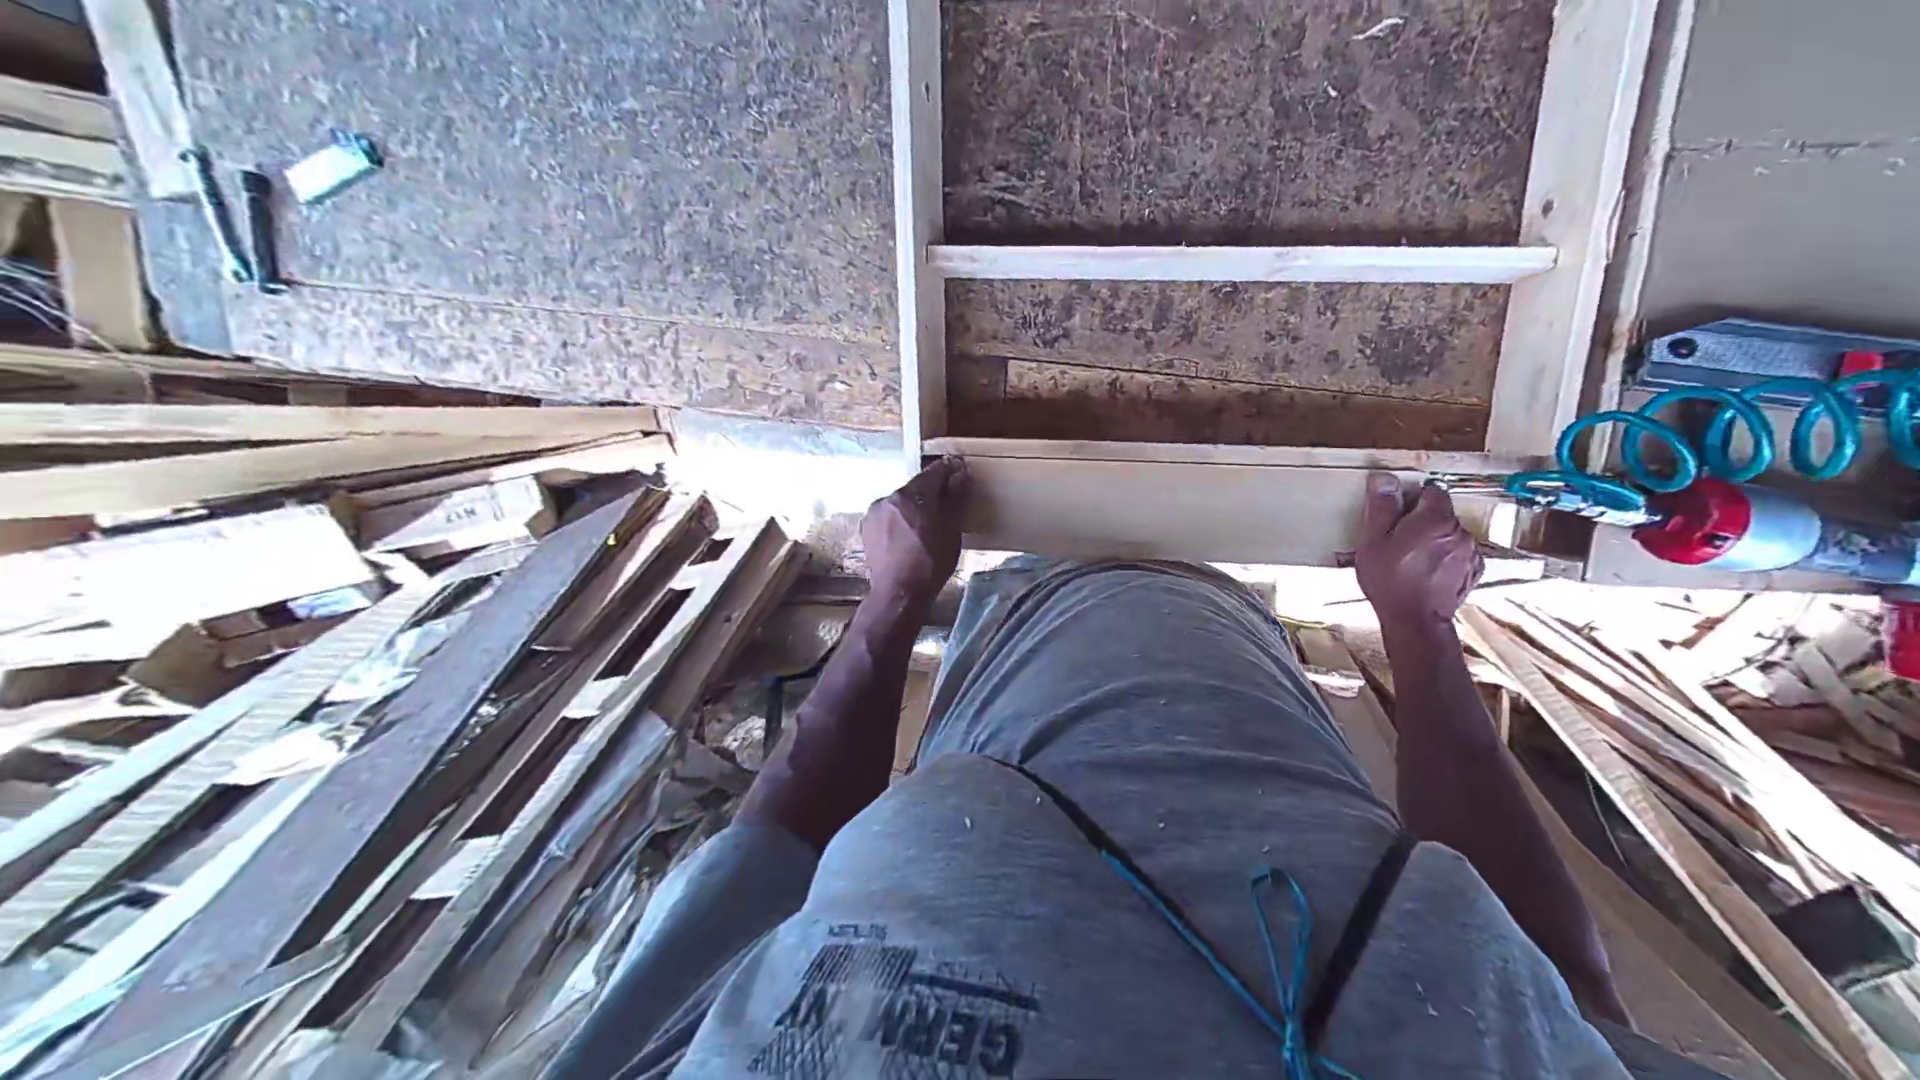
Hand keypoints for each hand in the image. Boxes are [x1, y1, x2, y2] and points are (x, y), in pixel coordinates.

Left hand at [862, 456, 970, 605]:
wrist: (898, 593)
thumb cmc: (931, 564)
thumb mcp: (951, 531)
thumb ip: (954, 500)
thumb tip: (959, 476)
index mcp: (912, 495)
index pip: (933, 472)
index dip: (948, 470)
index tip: (959, 471)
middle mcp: (889, 497)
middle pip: (915, 487)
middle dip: (931, 492)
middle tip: (946, 503)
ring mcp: (874, 512)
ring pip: (900, 502)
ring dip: (914, 507)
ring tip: (926, 524)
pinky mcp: (866, 528)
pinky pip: (888, 516)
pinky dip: (900, 519)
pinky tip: (908, 535)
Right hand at [1355, 472, 1482, 629]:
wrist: (1415, 621)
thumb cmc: (1390, 581)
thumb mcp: (1373, 542)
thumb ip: (1381, 508)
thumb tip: (1384, 478)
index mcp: (1436, 519)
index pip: (1431, 491)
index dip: (1410, 501)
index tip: (1394, 517)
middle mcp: (1461, 531)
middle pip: (1440, 514)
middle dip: (1420, 522)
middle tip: (1395, 542)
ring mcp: (1471, 553)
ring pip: (1449, 534)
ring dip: (1432, 540)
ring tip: (1409, 561)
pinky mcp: (1474, 571)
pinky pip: (1458, 553)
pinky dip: (1444, 557)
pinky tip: (1425, 572)